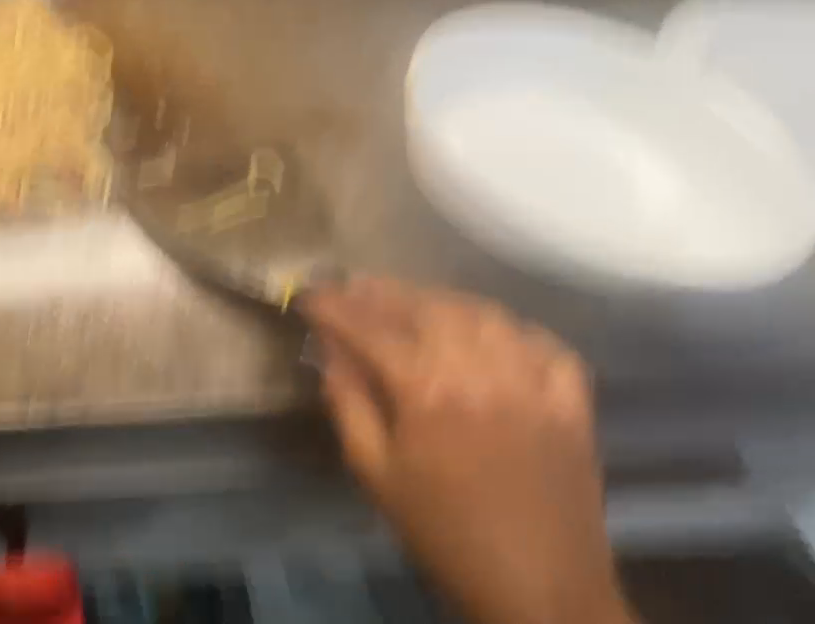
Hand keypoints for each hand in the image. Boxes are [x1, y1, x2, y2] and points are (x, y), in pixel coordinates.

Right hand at [304, 280, 637, 623]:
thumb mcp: (372, 469)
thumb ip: (347, 400)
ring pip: (485, 315)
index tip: (306, 296)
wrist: (538, 589)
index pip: (369, 326)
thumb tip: (329, 349)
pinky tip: (488, 333)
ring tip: (411, 302)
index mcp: (427, 391)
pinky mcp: (572, 407)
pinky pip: (546, 346)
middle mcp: (483, 374)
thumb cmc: (441, 528)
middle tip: (352, 289)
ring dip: (441, 300)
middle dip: (383, 291)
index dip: (331, 305)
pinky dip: (513, 329)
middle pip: (427, 307)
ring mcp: (534, 386)